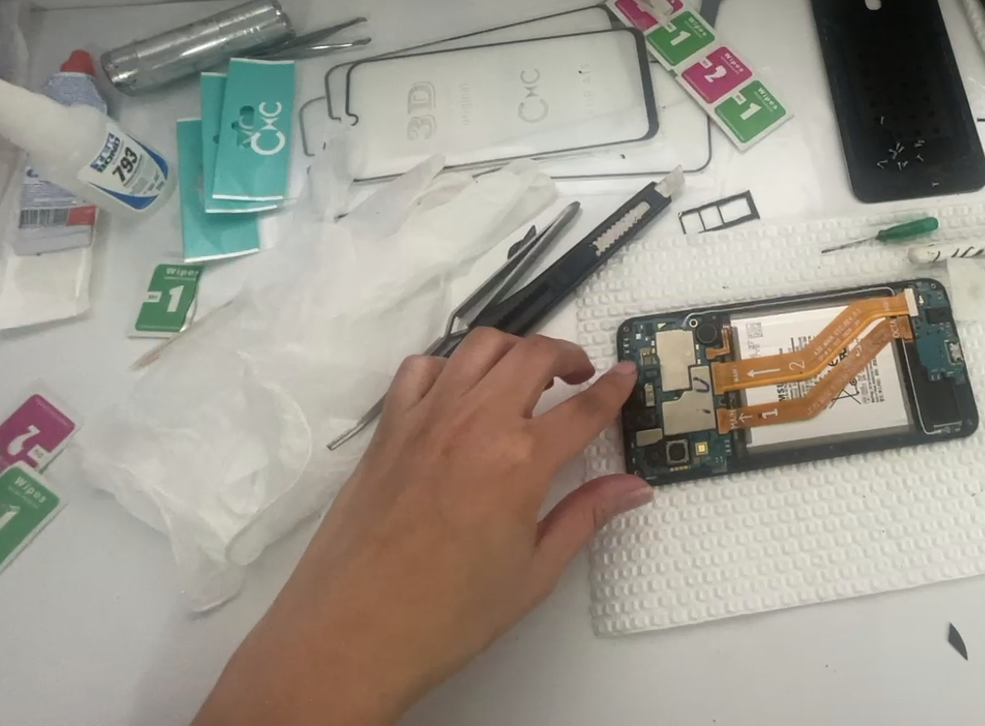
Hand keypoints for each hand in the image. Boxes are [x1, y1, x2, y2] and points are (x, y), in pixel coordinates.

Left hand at [194, 332, 649, 725]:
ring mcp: (428, 417)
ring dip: (514, 350)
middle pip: (535, 355)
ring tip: (523, 378)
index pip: (585, 408)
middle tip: (579, 377)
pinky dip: (450, 367)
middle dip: (568, 355)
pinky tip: (459, 394)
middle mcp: (478, 421)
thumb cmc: (449, 615)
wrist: (346, 639)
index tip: (628, 372)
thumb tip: (637, 488)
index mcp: (522, 460)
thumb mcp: (534, 573)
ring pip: (481, 346)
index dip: (614, 386)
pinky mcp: (389, 427)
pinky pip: (422, 368)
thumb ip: (587, 516)